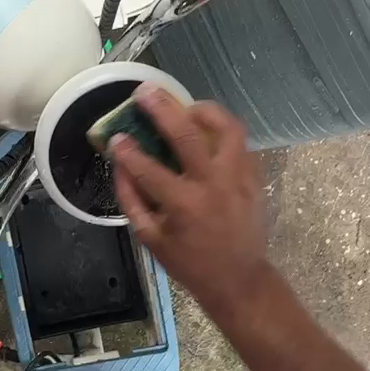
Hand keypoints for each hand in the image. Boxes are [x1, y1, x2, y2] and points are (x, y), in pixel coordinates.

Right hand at [110, 88, 273, 312]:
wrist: (239, 279)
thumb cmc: (189, 262)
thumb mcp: (151, 239)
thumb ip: (132, 200)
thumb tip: (120, 166)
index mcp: (184, 204)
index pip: (149, 168)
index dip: (128, 150)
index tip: (115, 136)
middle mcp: (213, 185)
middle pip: (188, 134)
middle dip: (162, 109)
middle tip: (145, 91)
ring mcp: (239, 178)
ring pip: (227, 128)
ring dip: (204, 111)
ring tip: (186, 107)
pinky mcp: (254, 177)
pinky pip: (239, 143)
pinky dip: (221, 132)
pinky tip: (206, 133)